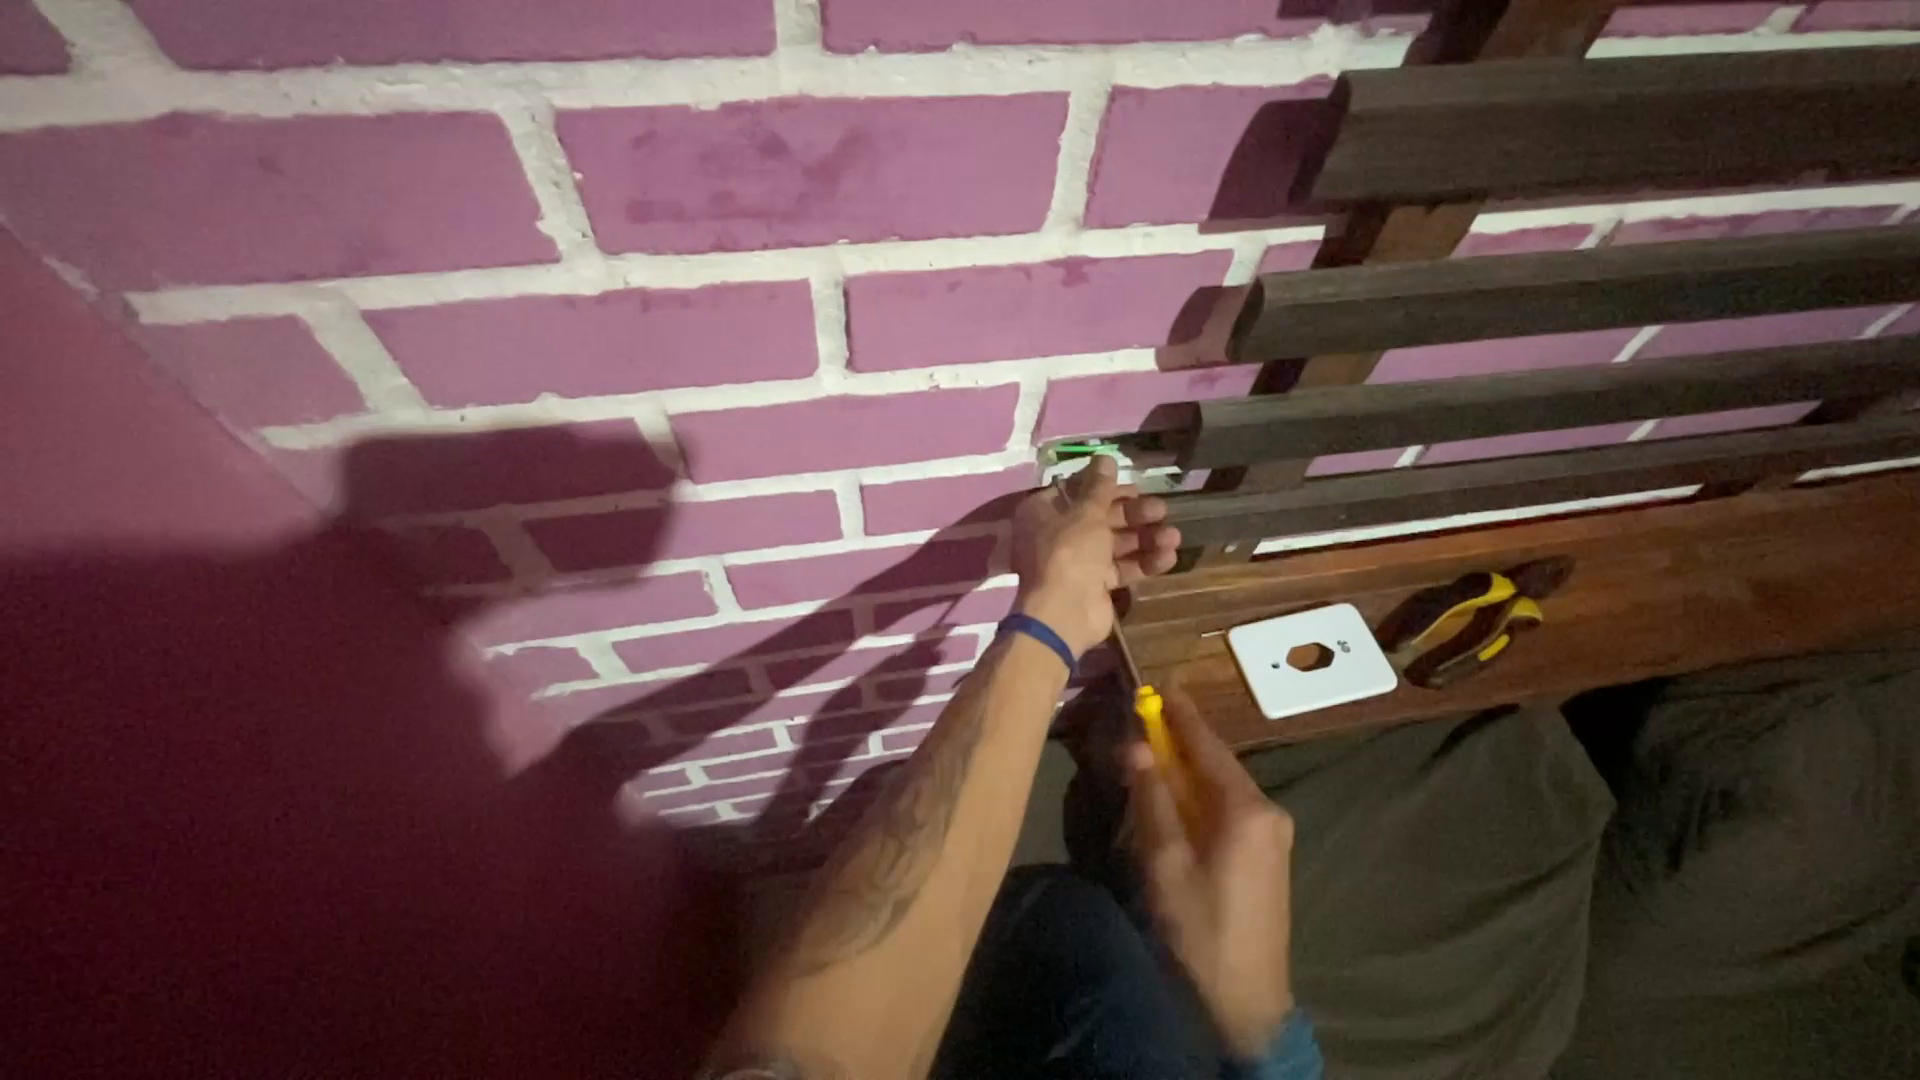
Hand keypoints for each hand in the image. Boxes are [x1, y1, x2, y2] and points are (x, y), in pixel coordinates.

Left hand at [1009, 456, 1180, 656]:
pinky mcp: (1095, 585)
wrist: (1065, 613)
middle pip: (1100, 517)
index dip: (1106, 488)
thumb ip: (1099, 487)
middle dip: (1133, 514)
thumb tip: (1105, 457)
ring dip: (1145, 538)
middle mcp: (1057, 535)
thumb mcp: (1086, 513)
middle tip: (1162, 509)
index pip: (1076, 492)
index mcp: (1042, 513)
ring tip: (1173, 536)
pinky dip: (1143, 562)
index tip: (1134, 487)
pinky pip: (1121, 568)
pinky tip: (1169, 556)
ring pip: (1115, 543)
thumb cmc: (1070, 552)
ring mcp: (1076, 562)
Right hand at [1127, 687, 1295, 1059]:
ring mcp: (1274, 835)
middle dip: (1181, 737)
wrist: (1246, 1006)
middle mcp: (1268, 811)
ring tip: (1153, 748)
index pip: (1207, 745)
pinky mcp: (1269, 856)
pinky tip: (1177, 795)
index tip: (1159, 683)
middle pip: (1218, 761)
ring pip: (1223, 784)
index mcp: (1246, 809)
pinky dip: (1201, 792)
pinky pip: (1230, 806)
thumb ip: (1151, 798)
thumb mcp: (1164, 862)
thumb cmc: (1199, 930)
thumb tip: (1136, 745)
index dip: (1180, 713)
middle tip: (1146, 714)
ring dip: (1189, 766)